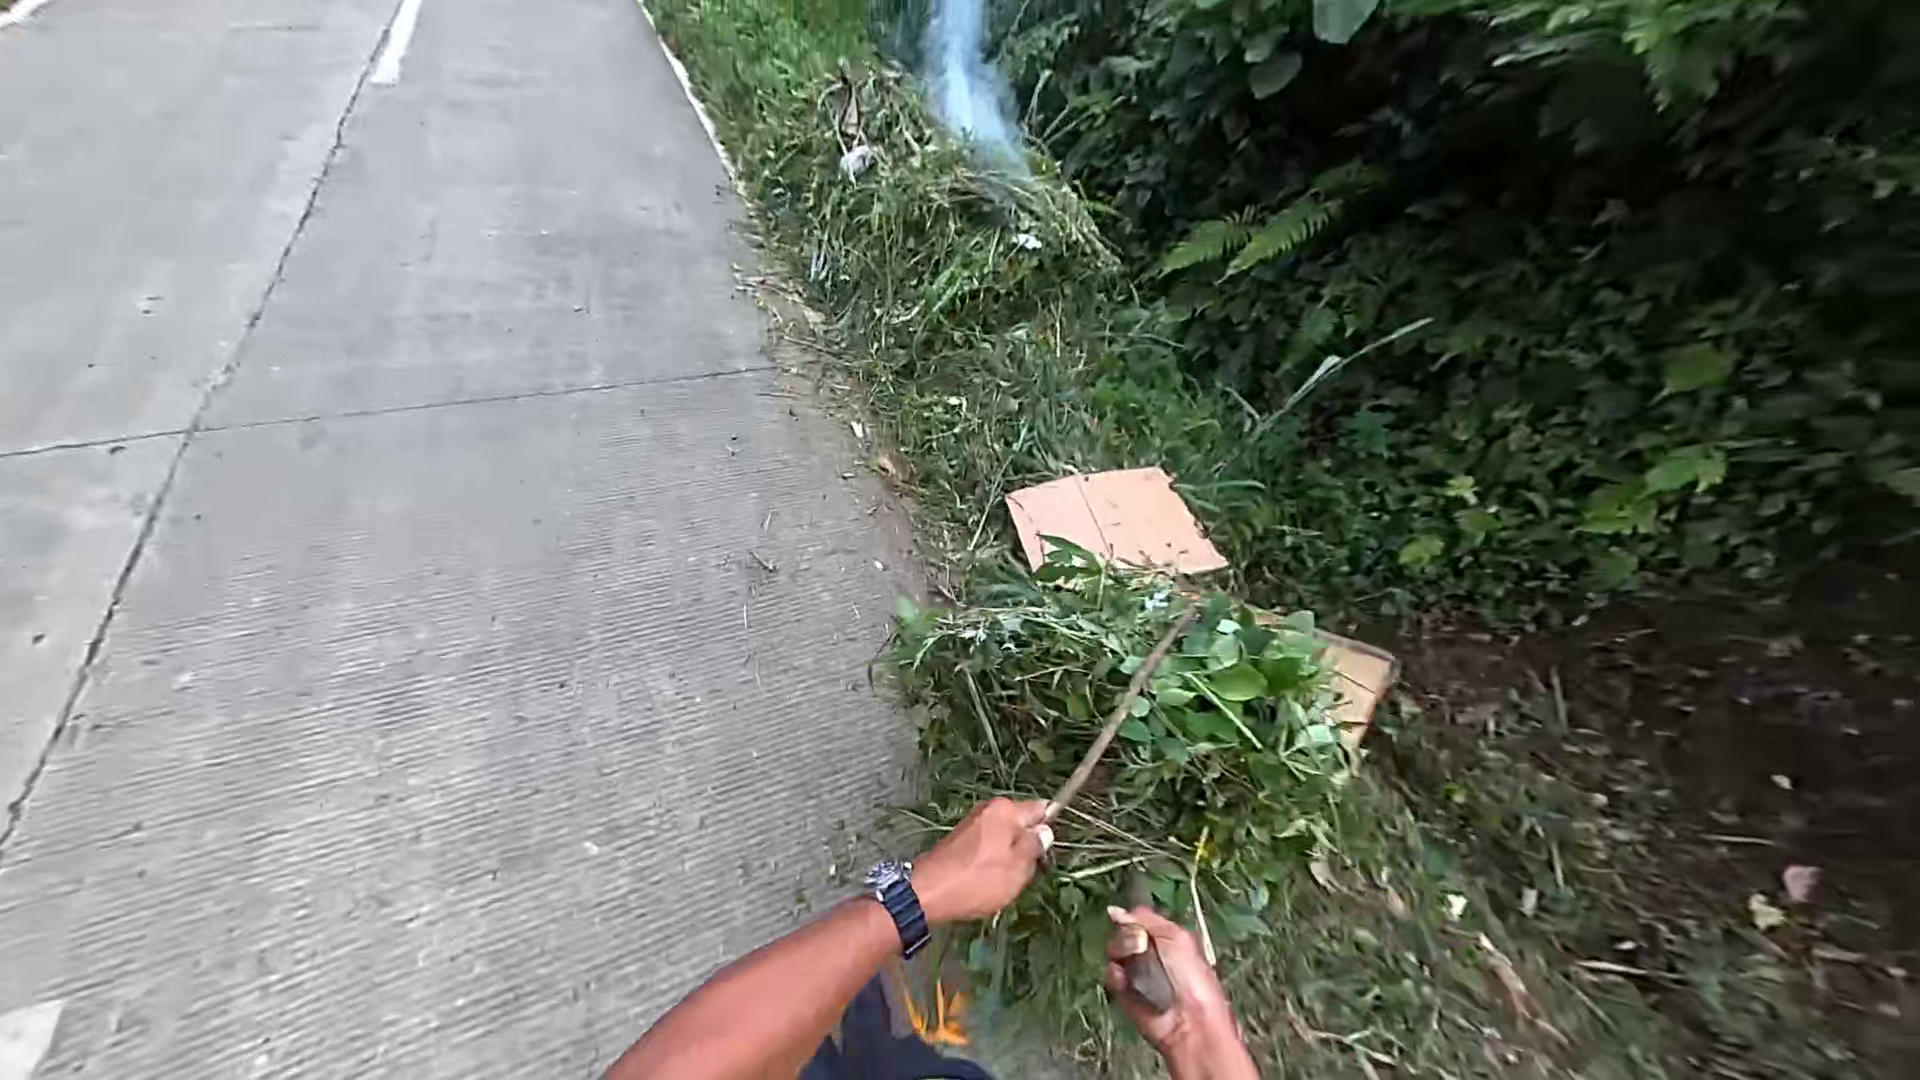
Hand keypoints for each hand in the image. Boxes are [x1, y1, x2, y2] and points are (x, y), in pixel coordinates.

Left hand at [911, 797, 1051, 923]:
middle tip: (1028, 871)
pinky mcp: (961, 836)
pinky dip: (993, 857)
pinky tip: (988, 879)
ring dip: (1010, 853)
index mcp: (1006, 809)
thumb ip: (1034, 846)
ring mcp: (973, 820)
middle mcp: (989, 808)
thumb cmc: (979, 879)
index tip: (1051, 849)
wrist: (929, 890)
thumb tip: (1045, 831)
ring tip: (1006, 880)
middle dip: (1028, 843)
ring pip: (1004, 834)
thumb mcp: (1017, 868)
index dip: (1050, 826)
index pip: (1040, 808)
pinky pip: (988, 842)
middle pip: (1021, 821)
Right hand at [1104, 907, 1258, 1079]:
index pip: (1138, 918)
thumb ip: (1146, 918)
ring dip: (1119, 952)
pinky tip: (1123, 978)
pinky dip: (1114, 975)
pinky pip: (1111, 975)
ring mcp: (1137, 973)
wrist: (1191, 1024)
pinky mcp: (1126, 995)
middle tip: (1139, 945)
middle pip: (1123, 931)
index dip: (1132, 917)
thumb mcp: (1176, 936)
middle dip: (1126, 935)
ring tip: (1132, 962)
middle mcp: (1150, 953)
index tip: (1133, 921)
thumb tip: (1116, 912)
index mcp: (1166, 938)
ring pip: (1114, 950)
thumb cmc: (1192, 978)